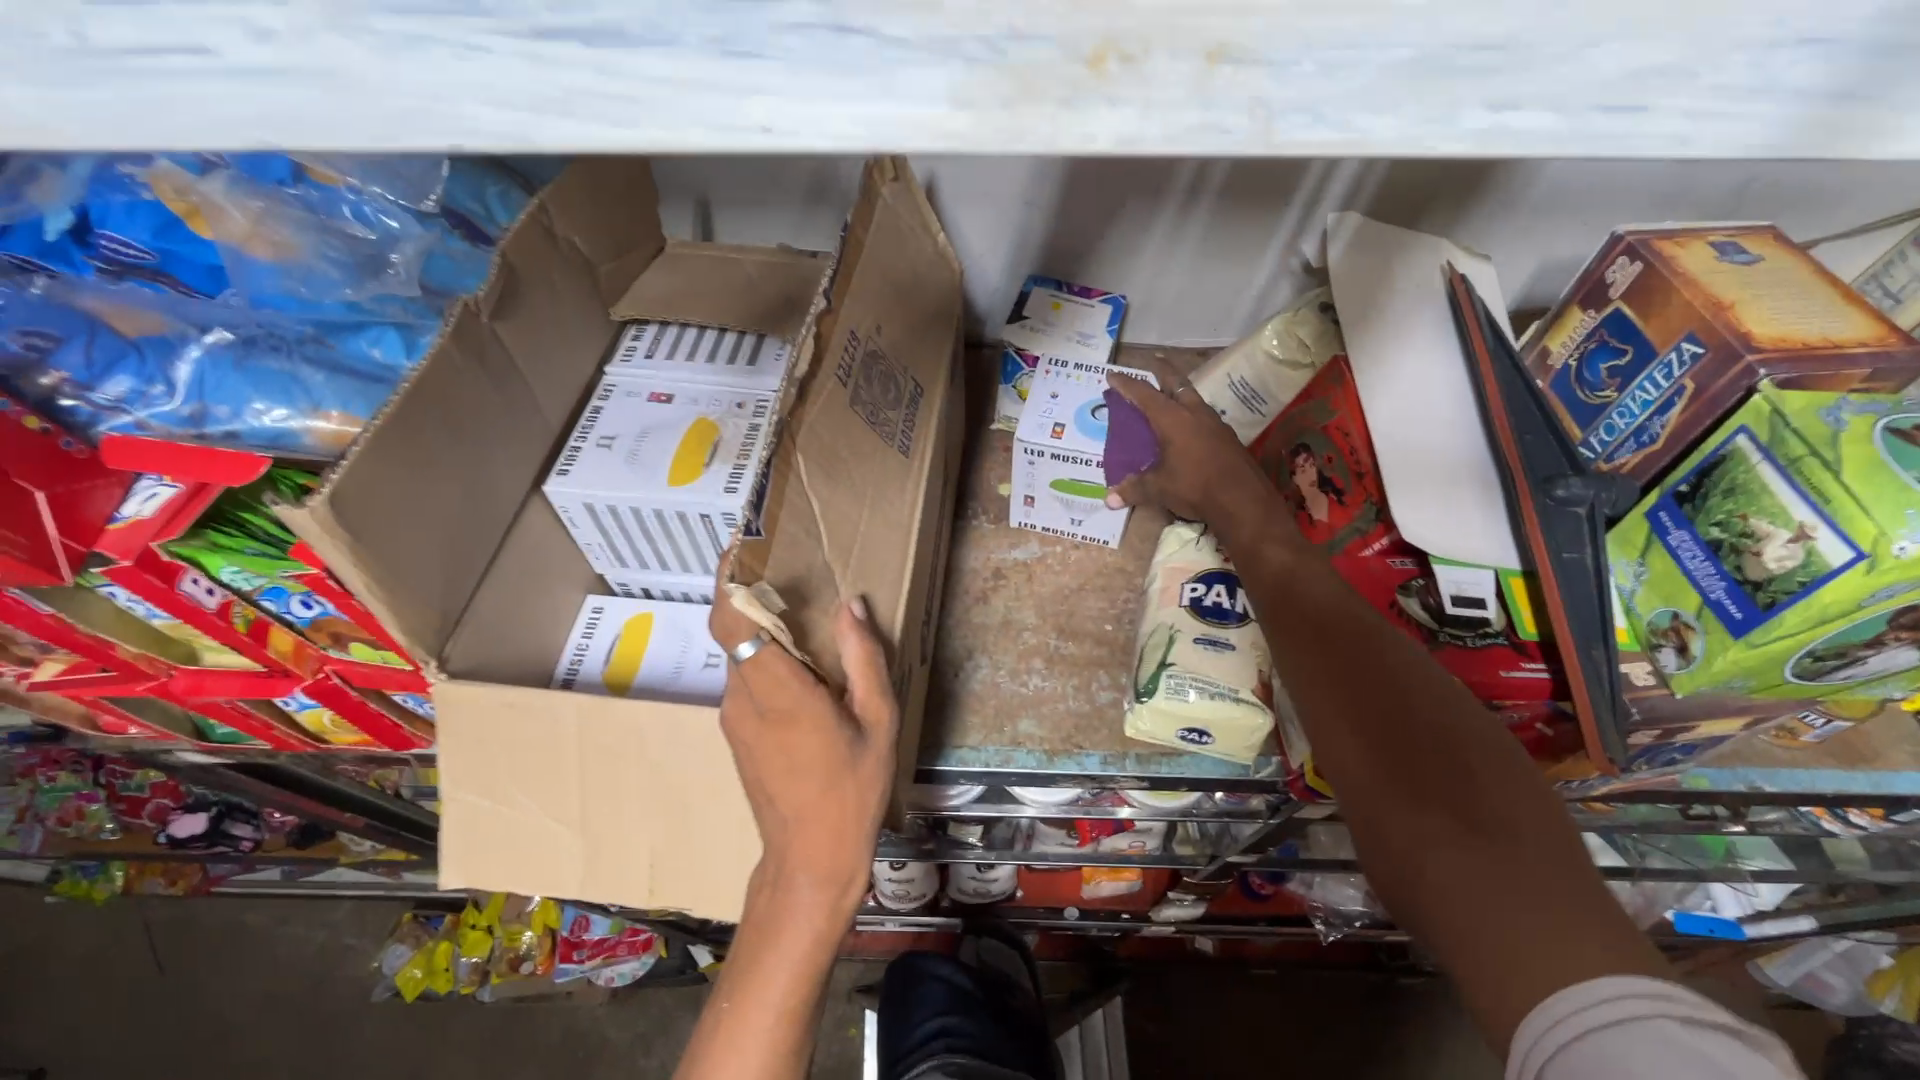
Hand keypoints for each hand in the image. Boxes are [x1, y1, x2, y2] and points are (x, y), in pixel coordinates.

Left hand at [708, 577, 897, 916]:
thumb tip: (852, 605)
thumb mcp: (877, 723)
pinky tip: (804, 667)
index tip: (743, 546)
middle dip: (753, 596)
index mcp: (777, 690)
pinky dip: (765, 660)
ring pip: (740, 657)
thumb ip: (864, 660)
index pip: (731, 620)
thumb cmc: (850, 791)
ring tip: (805, 616)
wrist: (809, 859)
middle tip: (791, 571)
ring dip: (762, 631)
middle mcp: (743, 698)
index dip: (728, 579)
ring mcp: (734, 719)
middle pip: (733, 631)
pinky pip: (746, 681)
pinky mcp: (737, 734)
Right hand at [1104, 370, 1280, 535]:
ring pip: (1194, 399)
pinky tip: (1190, 428)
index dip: (1127, 384)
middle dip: (1163, 371)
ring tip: (1170, 395)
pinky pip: (1205, 418)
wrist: (1243, 500)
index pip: (1144, 394)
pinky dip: (1192, 416)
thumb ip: (1134, 489)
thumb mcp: (1159, 489)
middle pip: (1177, 383)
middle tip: (1155, 360)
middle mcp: (1194, 414)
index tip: (1113, 375)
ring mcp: (1215, 424)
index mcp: (1172, 419)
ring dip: (1180, 393)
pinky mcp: (1227, 438)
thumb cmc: (1195, 487)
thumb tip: (1110, 500)